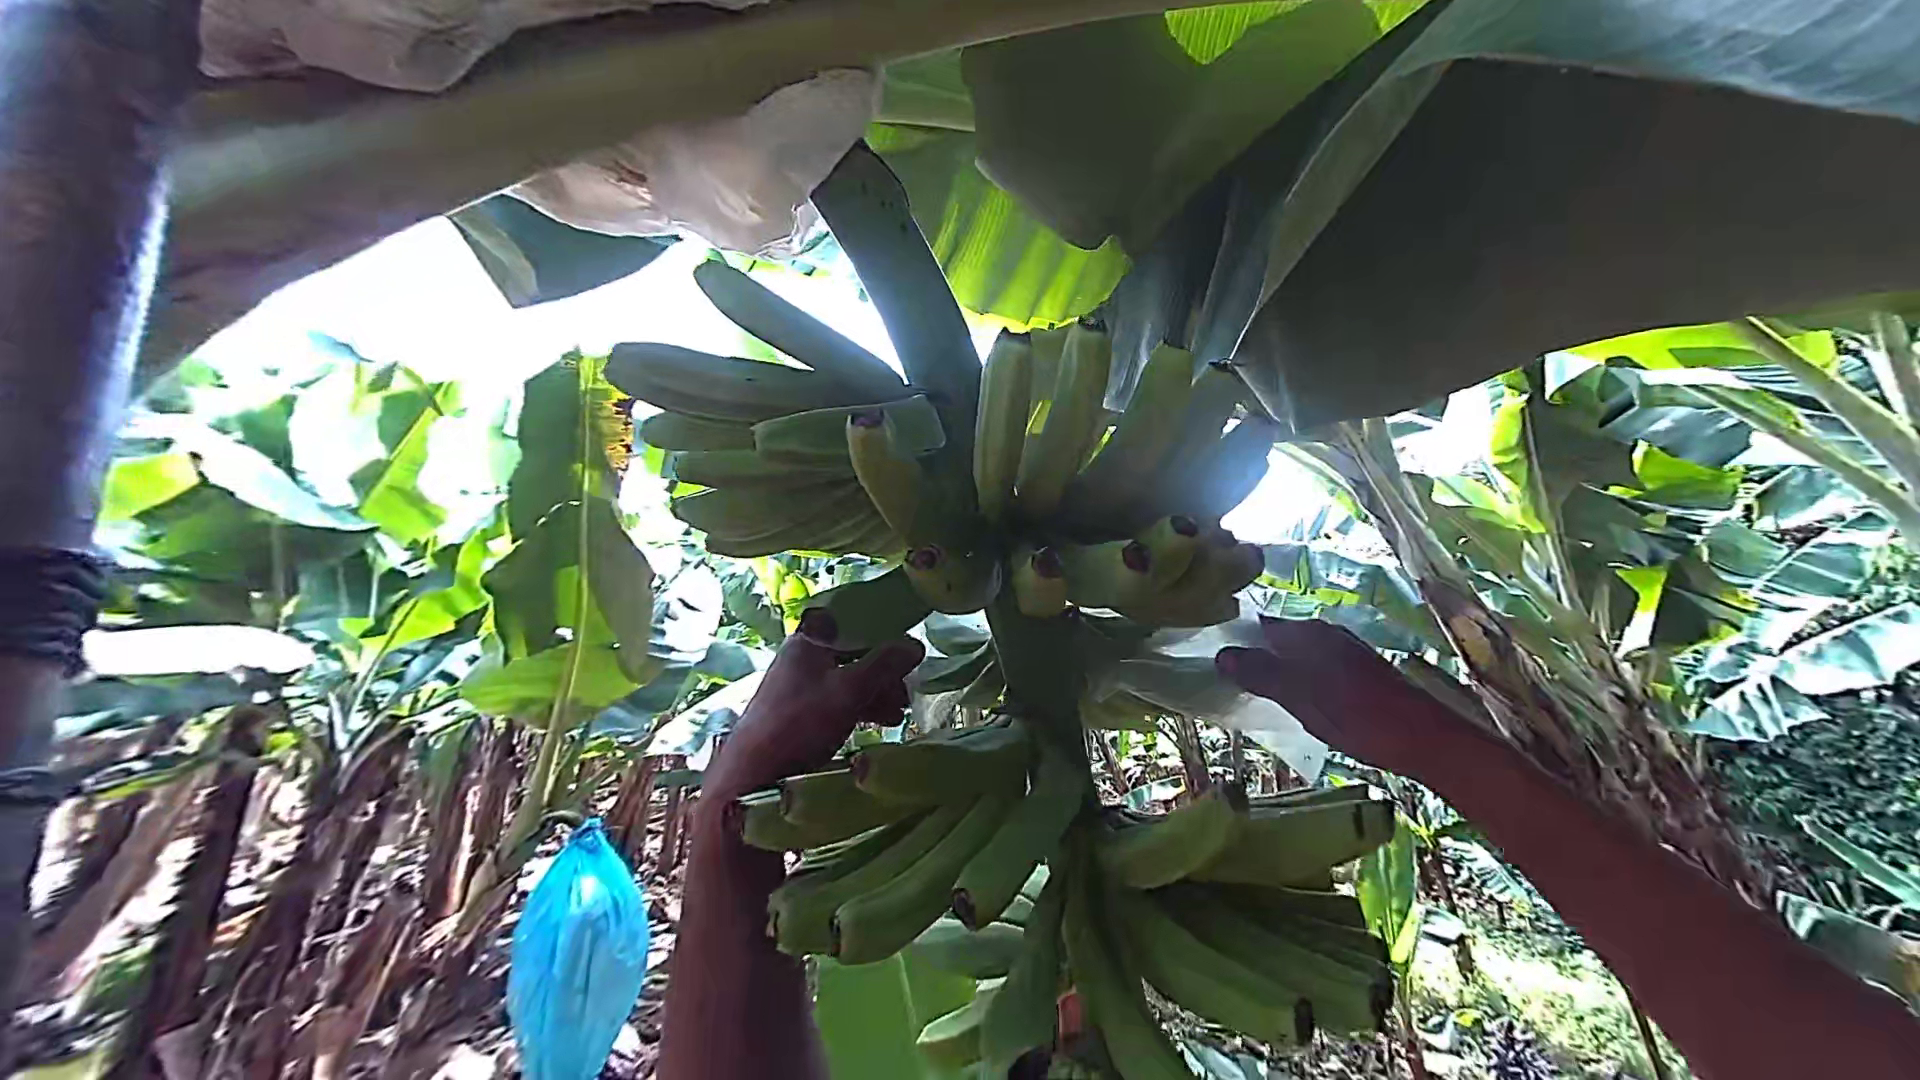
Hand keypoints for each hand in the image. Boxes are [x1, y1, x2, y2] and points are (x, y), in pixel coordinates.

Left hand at [702, 615, 924, 800]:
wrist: (753, 776)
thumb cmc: (801, 722)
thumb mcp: (851, 690)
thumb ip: (884, 664)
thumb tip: (916, 644)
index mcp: (810, 640)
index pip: (854, 623)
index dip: (883, 634)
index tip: (906, 652)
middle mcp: (803, 656)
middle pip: (853, 653)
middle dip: (884, 672)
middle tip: (905, 693)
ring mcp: (799, 684)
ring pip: (847, 678)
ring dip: (876, 692)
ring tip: (897, 713)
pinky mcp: (798, 711)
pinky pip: (837, 699)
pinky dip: (860, 706)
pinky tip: (879, 723)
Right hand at [1216, 616, 1473, 779]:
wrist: (1430, 741)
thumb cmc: (1358, 718)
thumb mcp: (1300, 699)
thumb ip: (1260, 674)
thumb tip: (1221, 654)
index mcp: (1307, 634)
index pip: (1257, 626)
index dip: (1235, 642)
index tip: (1214, 661)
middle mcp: (1325, 633)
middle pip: (1276, 639)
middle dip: (1254, 656)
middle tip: (1230, 681)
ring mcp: (1344, 650)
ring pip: (1295, 653)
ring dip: (1276, 669)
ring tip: (1257, 693)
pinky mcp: (1358, 670)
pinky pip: (1313, 666)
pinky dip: (1297, 677)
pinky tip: (1295, 699)